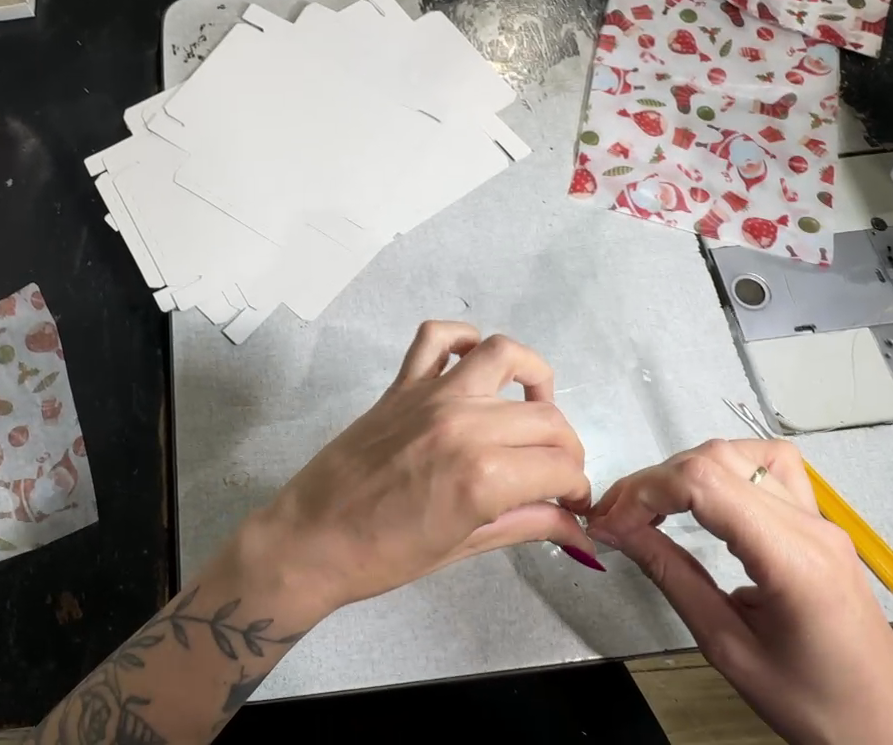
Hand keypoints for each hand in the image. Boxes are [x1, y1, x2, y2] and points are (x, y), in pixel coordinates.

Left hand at [240, 322, 597, 620]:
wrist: (312, 538)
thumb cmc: (386, 556)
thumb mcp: (465, 546)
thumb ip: (527, 525)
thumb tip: (580, 533)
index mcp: (484, 476)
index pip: (561, 467)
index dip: (578, 487)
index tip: (573, 503)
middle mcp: (464, 423)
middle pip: (546, 418)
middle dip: (566, 449)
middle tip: (556, 474)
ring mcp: (430, 396)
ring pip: (503, 355)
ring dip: (533, 377)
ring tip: (532, 408)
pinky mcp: (401, 384)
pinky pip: (437, 337)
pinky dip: (463, 339)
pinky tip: (473, 368)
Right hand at [587, 440, 892, 744]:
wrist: (889, 738)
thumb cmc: (812, 706)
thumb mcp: (728, 647)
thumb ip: (670, 575)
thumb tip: (616, 529)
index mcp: (793, 559)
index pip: (703, 484)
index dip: (644, 492)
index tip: (609, 523)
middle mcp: (810, 525)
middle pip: (715, 460)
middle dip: (652, 482)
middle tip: (617, 519)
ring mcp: (820, 520)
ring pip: (739, 453)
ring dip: (684, 470)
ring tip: (654, 507)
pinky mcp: (820, 526)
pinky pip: (770, 466)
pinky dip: (725, 466)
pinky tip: (706, 496)